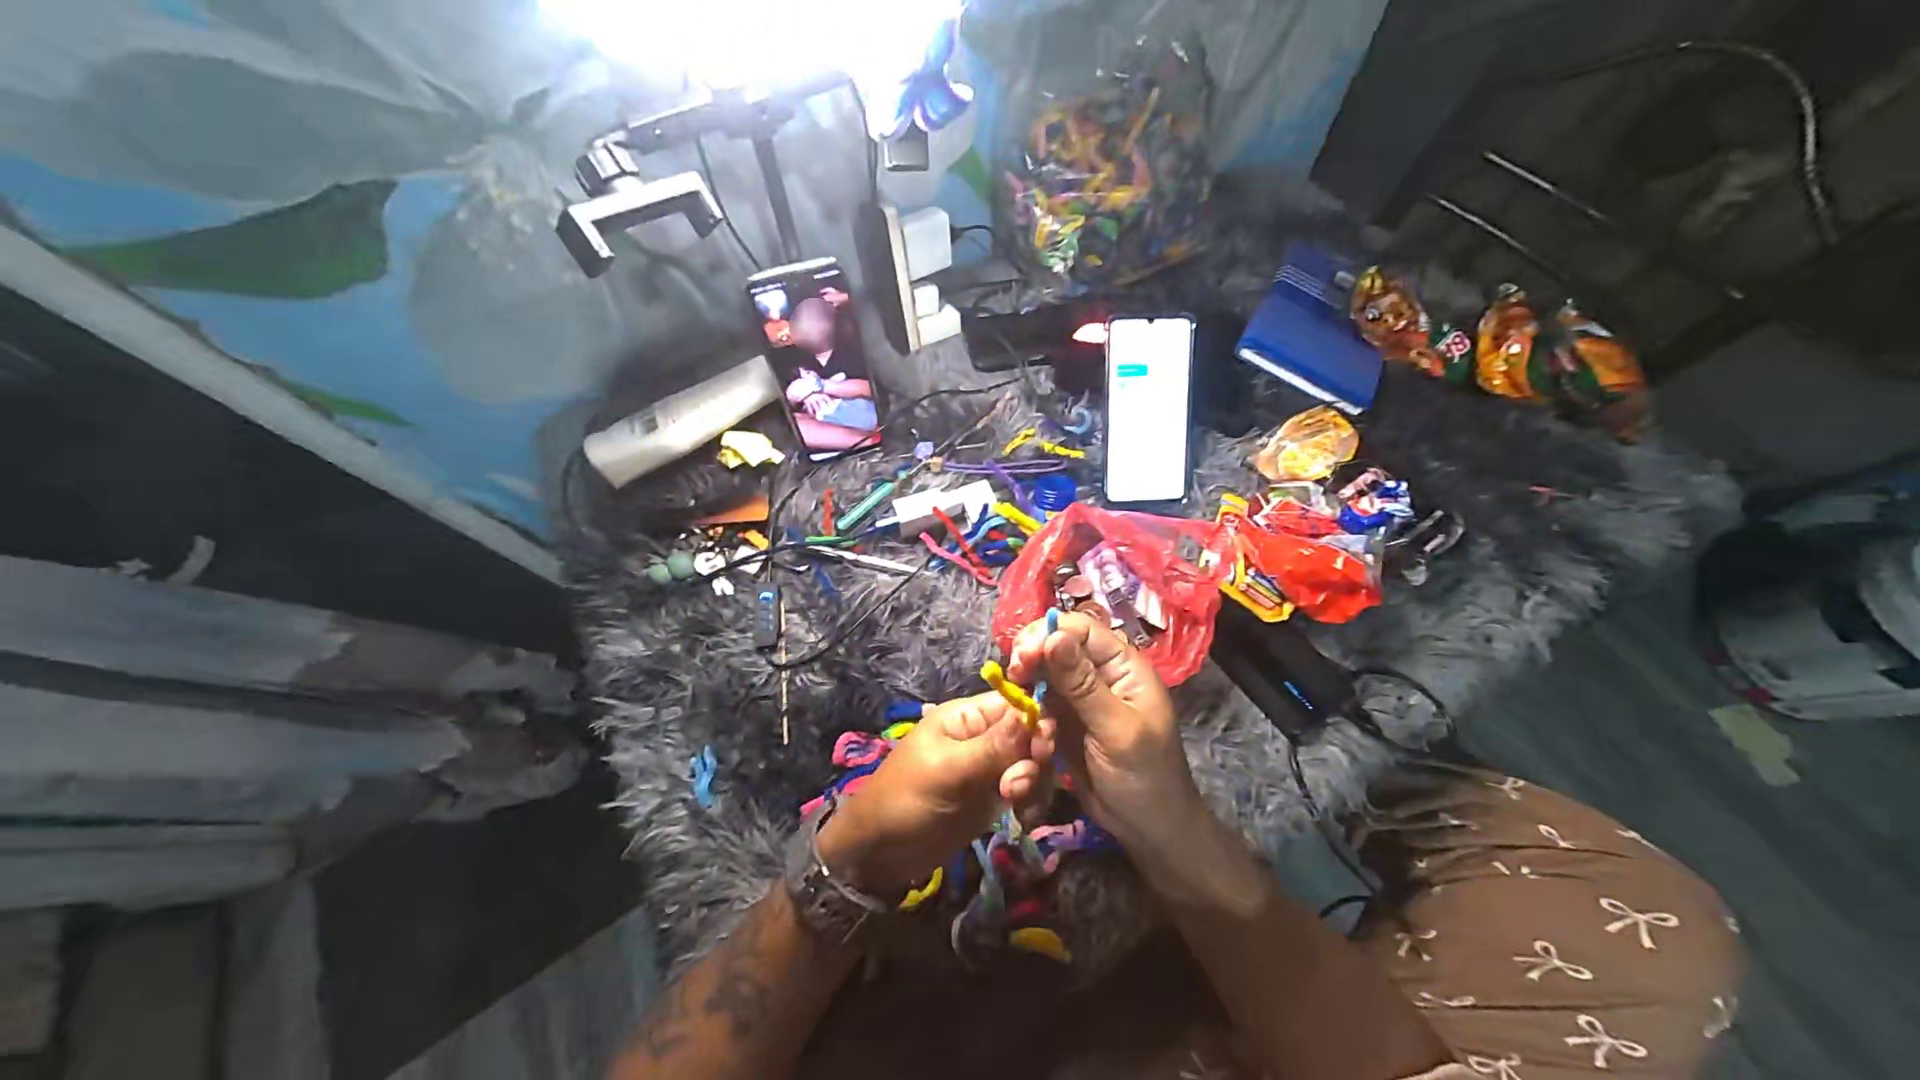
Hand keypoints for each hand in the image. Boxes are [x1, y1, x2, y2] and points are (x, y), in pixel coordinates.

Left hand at [817, 693, 1041, 893]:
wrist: (881, 853)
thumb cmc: (906, 799)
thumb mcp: (948, 770)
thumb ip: (993, 746)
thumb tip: (1036, 712)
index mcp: (967, 716)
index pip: (1017, 704)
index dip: (1037, 723)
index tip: (1041, 752)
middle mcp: (984, 735)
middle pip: (1032, 735)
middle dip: (1035, 760)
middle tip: (1016, 787)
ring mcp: (991, 766)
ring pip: (1034, 763)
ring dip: (1035, 783)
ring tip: (1017, 804)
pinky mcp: (995, 795)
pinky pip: (1027, 789)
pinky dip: (1032, 801)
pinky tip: (1022, 817)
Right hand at [1007, 611, 1204, 856]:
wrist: (1150, 831)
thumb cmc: (1144, 777)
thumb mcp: (1115, 729)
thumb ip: (1082, 684)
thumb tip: (1052, 636)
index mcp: (1123, 665)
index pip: (1080, 629)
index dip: (1047, 634)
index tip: (1020, 657)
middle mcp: (1101, 673)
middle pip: (1056, 647)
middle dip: (1032, 660)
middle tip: (1013, 678)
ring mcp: (1082, 698)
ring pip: (1044, 676)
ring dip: (1029, 691)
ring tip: (1024, 714)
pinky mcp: (1066, 721)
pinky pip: (1040, 705)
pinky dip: (1031, 715)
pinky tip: (1032, 733)